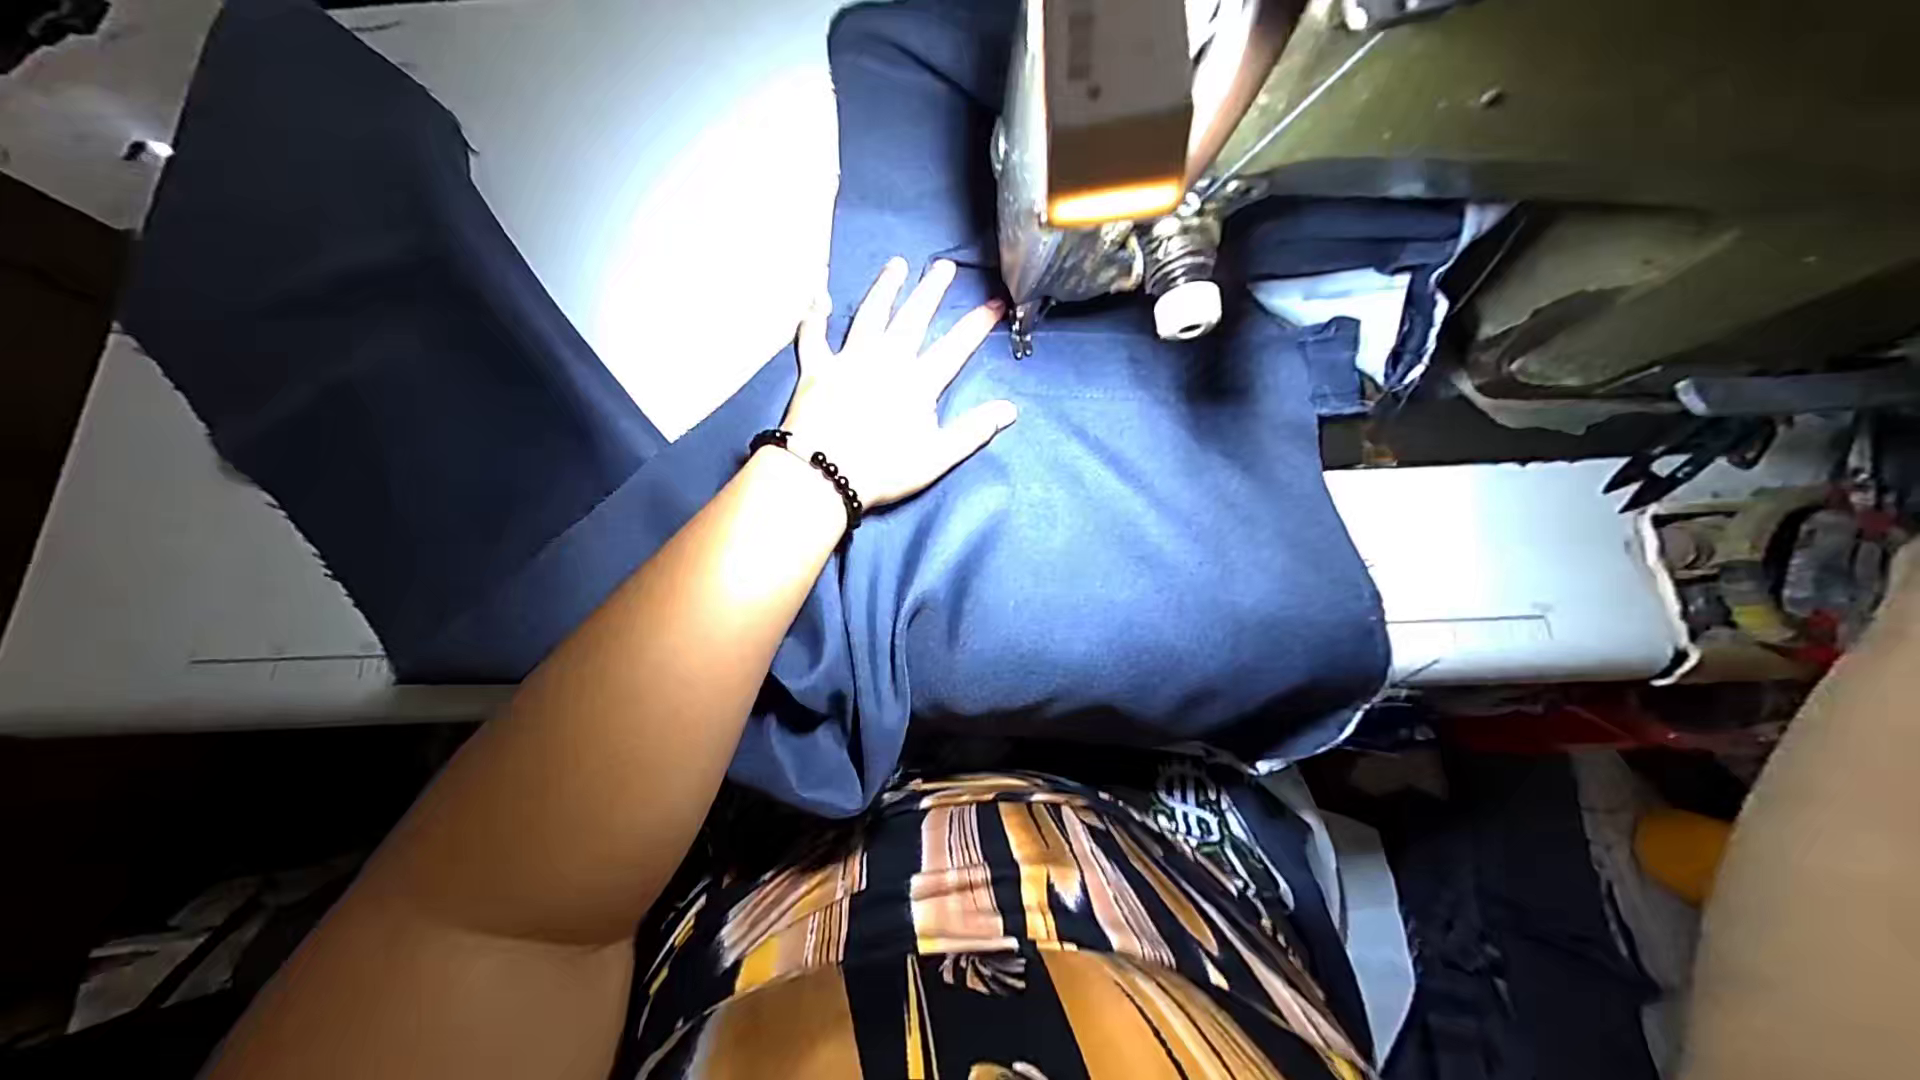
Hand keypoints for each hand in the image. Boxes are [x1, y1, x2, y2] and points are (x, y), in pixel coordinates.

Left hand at [777, 257, 1017, 509]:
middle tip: (944, 266)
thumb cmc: (883, 470)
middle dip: (931, 290)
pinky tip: (818, 298)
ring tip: (896, 265)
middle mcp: (885, 360)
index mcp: (917, 382)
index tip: (996, 302)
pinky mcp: (816, 369)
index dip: (977, 323)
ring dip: (884, 288)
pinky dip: (815, 317)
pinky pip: (814, 336)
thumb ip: (972, 431)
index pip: (955, 346)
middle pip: (912, 318)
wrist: (824, 474)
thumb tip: (1009, 410)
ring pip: (870, 315)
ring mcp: (848, 360)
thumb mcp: (936, 457)